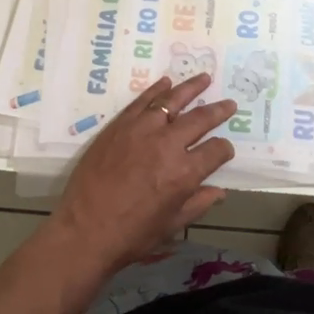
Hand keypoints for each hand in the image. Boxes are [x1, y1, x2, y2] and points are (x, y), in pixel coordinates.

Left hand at [48, 74, 238, 274]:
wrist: (84, 230)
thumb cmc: (131, 235)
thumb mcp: (171, 226)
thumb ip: (198, 204)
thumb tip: (220, 191)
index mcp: (185, 173)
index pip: (216, 151)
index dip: (225, 149)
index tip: (225, 149)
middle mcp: (168, 144)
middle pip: (201, 118)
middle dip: (219, 110)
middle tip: (229, 103)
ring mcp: (143, 129)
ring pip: (173, 100)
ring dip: (192, 87)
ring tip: (204, 78)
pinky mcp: (121, 124)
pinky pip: (143, 100)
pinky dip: (157, 90)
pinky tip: (166, 83)